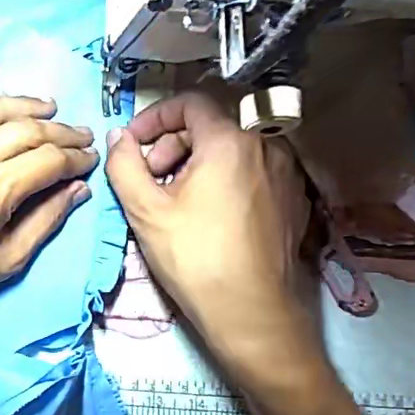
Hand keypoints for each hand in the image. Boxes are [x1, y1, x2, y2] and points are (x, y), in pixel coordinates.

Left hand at [0, 96, 97, 336]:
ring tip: (50, 108)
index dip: (76, 158)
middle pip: (25, 129)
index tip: (93, 158)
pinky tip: (5, 112)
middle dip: (61, 131)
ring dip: (26, 106)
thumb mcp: (8, 260)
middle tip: (83, 135)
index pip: (47, 160)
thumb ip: (47, 219)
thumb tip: (78, 189)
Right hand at [105, 92, 318, 382]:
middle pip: (213, 127)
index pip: (190, 103)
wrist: (252, 312)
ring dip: (200, 164)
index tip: (135, 143)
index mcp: (231, 139)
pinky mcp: (295, 201)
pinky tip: (212, 216)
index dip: (155, 117)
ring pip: (235, 151)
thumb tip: (119, 137)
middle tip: (152, 181)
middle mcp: (267, 146)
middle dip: (174, 146)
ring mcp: (287, 174)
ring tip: (179, 201)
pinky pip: (255, 174)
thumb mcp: (146, 211)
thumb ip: (124, 164)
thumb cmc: (195, 259)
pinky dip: (228, 181)